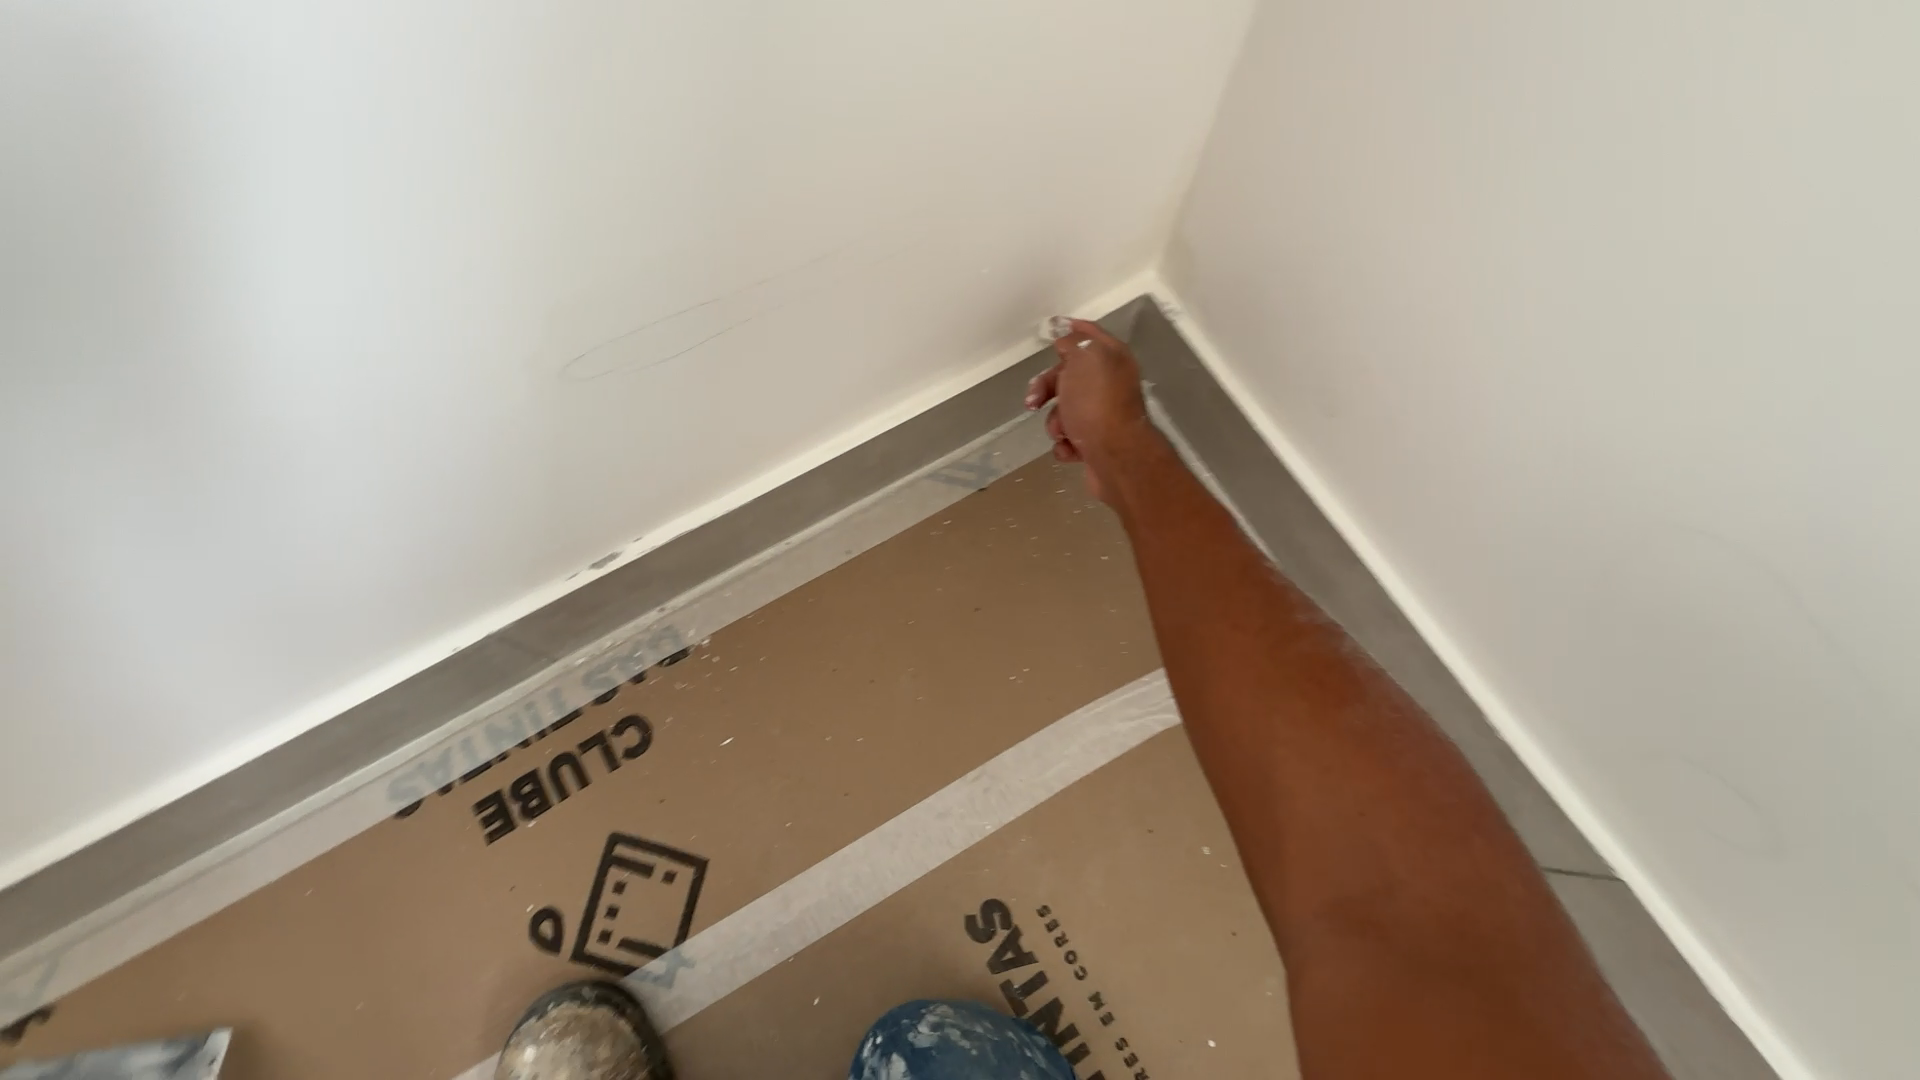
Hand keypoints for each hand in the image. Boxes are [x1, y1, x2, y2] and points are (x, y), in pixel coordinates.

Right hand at [1025, 318, 1152, 502]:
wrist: (1114, 457)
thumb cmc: (1096, 404)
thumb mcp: (1082, 359)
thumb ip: (1073, 342)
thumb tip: (1066, 337)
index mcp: (1112, 359)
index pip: (1090, 335)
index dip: (1072, 329)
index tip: (1052, 327)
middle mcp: (1111, 384)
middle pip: (1070, 376)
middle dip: (1046, 387)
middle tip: (1033, 401)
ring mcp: (1104, 415)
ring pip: (1065, 410)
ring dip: (1055, 421)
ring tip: (1061, 432)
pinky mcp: (1097, 443)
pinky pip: (1070, 438)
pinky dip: (1065, 444)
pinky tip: (1069, 447)